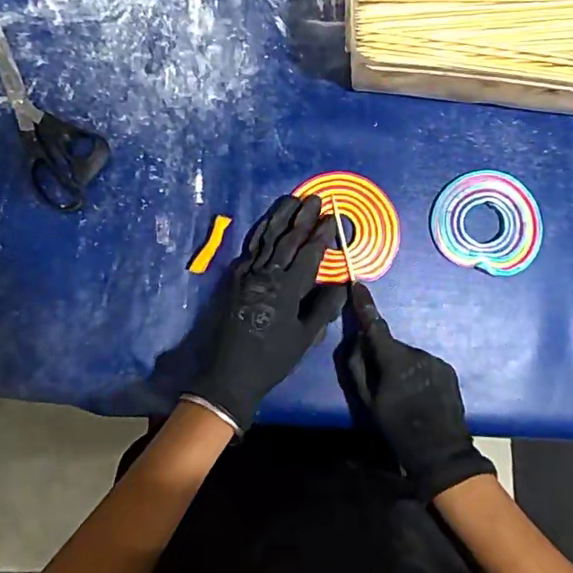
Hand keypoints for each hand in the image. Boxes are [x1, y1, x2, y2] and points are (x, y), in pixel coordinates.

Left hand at [188, 195, 345, 431]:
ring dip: (281, 216)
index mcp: (287, 289)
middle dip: (303, 217)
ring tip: (293, 199)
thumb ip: (325, 307)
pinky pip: (250, 247)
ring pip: (267, 237)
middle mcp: (266, 275)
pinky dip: (261, 231)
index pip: (309, 253)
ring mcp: (248, 274)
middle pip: (288, 238)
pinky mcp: (235, 277)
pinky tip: (268, 222)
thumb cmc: (272, 358)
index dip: (322, 234)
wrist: (229, 374)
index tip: (332, 218)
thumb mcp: (305, 337)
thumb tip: (343, 282)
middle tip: (316, 198)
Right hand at [338, 283, 494, 499]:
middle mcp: (417, 352)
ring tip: (403, 396)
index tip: (357, 285)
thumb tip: (357, 339)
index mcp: (394, 360)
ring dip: (402, 368)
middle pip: (392, 346)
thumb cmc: (398, 430)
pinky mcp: (447, 369)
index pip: (376, 326)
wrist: (441, 452)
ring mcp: (435, 360)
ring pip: (409, 356)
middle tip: (381, 385)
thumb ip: (358, 366)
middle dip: (383, 357)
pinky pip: (424, 365)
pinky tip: (419, 396)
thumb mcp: (368, 403)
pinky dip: (417, 374)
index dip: (365, 305)